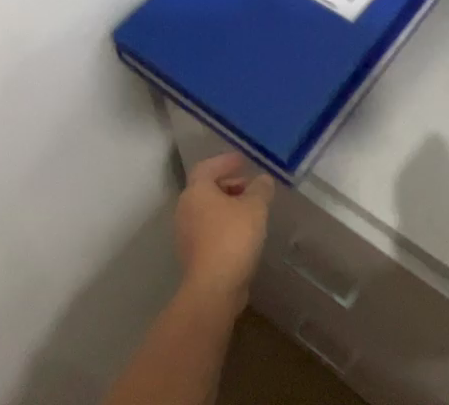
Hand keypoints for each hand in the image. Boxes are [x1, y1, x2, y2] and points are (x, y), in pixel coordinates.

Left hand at [175, 152, 274, 312]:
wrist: (213, 287)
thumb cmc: (233, 238)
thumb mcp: (255, 207)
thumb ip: (260, 189)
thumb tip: (262, 180)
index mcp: (196, 192)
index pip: (207, 167)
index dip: (225, 161)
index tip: (243, 161)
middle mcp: (185, 209)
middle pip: (206, 189)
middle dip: (228, 184)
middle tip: (249, 185)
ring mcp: (186, 234)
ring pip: (207, 210)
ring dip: (227, 205)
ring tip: (250, 208)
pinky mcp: (193, 254)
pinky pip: (209, 228)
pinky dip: (224, 223)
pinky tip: (243, 231)